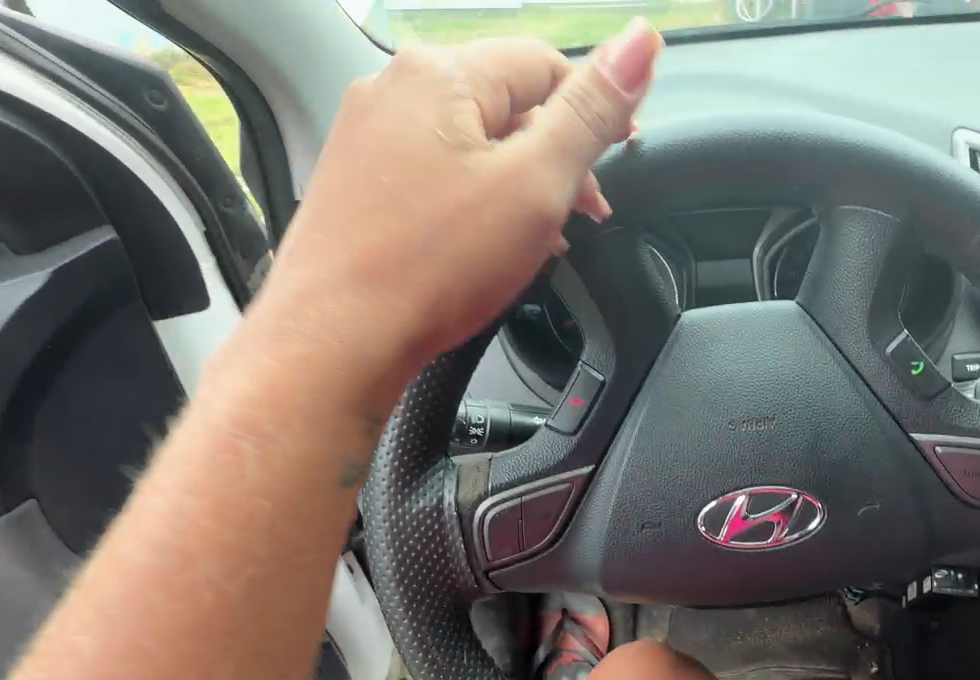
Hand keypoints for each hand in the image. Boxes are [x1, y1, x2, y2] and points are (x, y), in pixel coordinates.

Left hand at [240, 22, 663, 409]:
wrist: (340, 337)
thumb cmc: (430, 267)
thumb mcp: (536, 185)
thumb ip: (591, 112)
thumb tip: (639, 42)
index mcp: (440, 75)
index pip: (544, 64)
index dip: (596, 106)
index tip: (623, 147)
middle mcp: (395, 91)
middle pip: (507, 105)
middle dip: (558, 156)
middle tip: (588, 211)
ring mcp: (372, 138)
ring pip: (473, 145)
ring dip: (521, 185)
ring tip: (545, 238)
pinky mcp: (363, 184)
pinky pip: (440, 176)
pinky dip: (479, 203)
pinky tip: (494, 245)